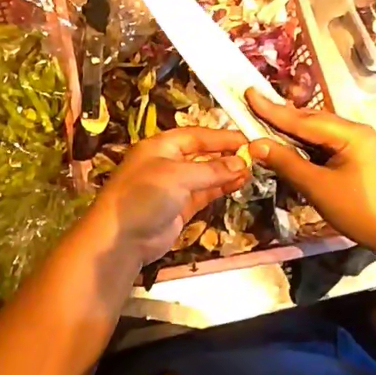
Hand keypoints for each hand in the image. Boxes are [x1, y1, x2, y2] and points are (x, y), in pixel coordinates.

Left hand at [87, 127, 249, 267]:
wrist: (122, 238)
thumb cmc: (145, 195)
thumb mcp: (178, 176)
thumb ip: (211, 170)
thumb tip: (241, 164)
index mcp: (161, 146)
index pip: (197, 136)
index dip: (221, 138)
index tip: (247, 140)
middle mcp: (167, 163)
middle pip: (202, 154)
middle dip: (226, 156)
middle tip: (253, 157)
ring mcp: (173, 186)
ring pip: (205, 175)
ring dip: (226, 173)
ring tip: (251, 172)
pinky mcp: (180, 207)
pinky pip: (204, 193)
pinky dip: (220, 189)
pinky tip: (238, 185)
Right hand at [245, 90, 375, 261]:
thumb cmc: (362, 210)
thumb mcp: (319, 187)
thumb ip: (287, 163)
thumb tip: (256, 144)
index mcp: (349, 133)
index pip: (302, 119)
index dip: (271, 110)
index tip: (248, 93)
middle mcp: (355, 132)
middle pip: (311, 121)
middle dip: (281, 117)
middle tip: (251, 108)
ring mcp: (360, 146)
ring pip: (319, 134)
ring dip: (293, 133)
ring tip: (264, 126)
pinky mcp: (360, 161)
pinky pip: (326, 147)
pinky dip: (306, 148)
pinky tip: (291, 150)